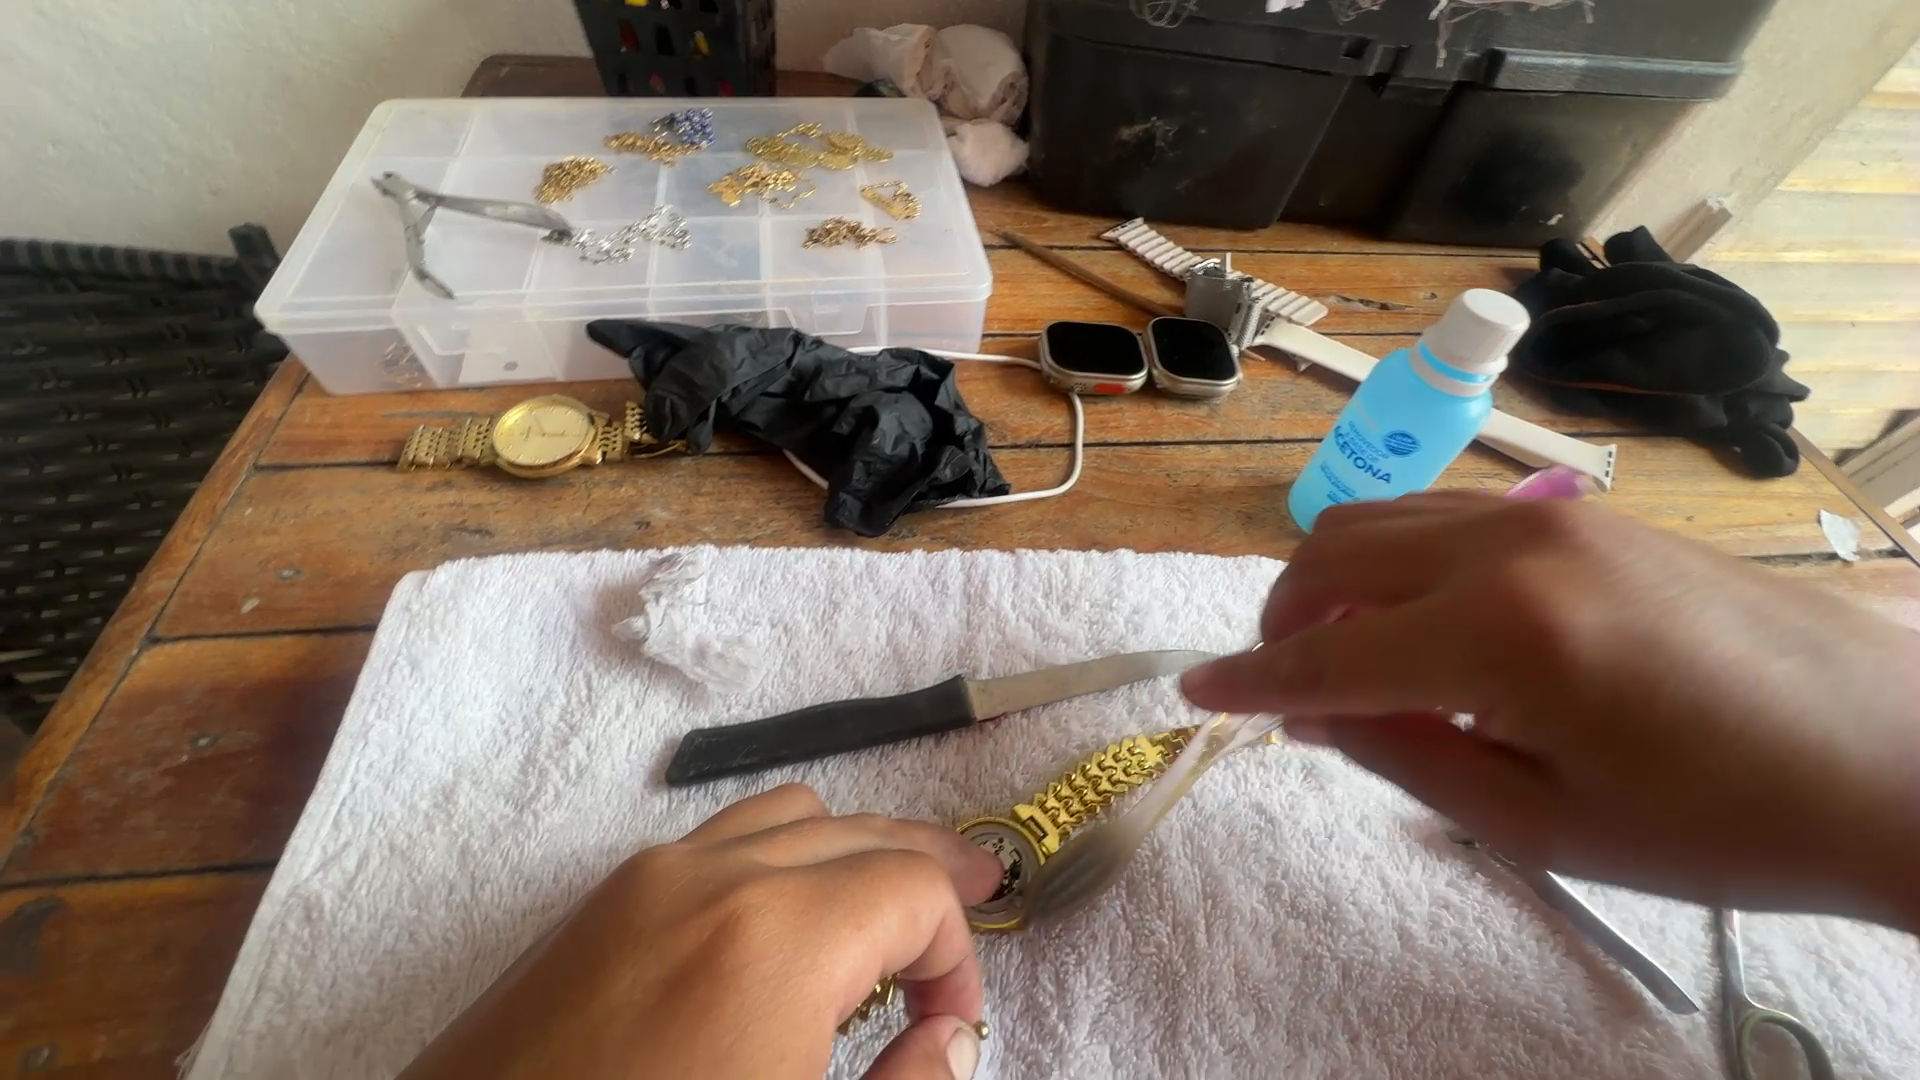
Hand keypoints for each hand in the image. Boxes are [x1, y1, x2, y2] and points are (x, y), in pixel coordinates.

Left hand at [400, 784, 1002, 1079]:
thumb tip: (950, 1034)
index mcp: (774, 937)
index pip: (913, 889)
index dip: (959, 950)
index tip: (955, 1023)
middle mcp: (715, 873)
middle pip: (862, 830)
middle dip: (929, 868)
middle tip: (980, 890)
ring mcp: (649, 873)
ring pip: (794, 814)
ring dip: (855, 848)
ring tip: (888, 899)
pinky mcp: (603, 898)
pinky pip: (726, 837)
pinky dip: (785, 852)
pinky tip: (791, 908)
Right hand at [1184, 494, 1919, 926]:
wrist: (1902, 747)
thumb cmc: (1718, 818)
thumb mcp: (1536, 822)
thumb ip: (1397, 754)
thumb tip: (1308, 713)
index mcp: (1503, 639)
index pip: (1329, 658)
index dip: (1250, 680)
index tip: (1194, 693)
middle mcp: (1504, 549)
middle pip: (1328, 559)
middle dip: (1280, 621)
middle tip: (1285, 683)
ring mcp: (1535, 515)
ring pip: (1367, 523)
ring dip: (1323, 584)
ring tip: (1341, 650)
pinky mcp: (1561, 509)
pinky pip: (1423, 519)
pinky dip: (1379, 564)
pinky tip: (1408, 618)